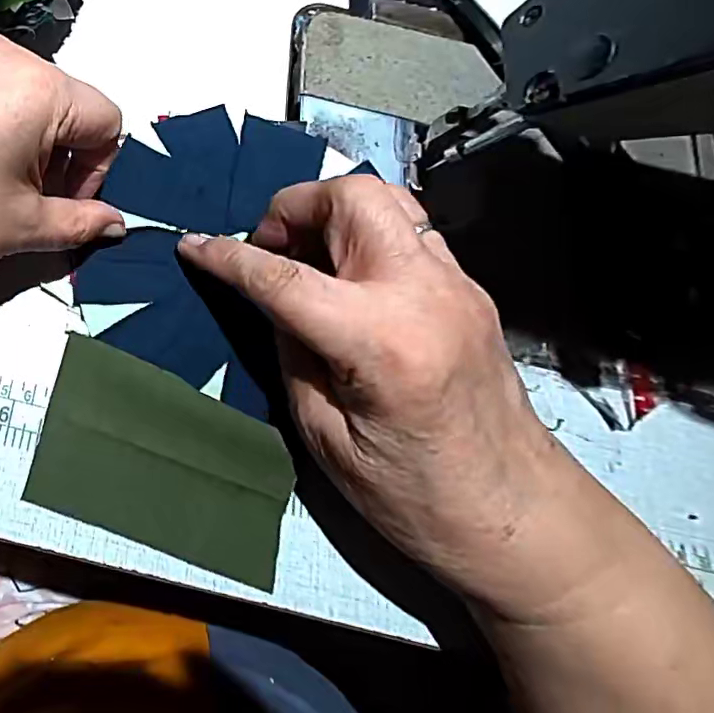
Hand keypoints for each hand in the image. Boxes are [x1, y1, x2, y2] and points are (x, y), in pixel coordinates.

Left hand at [0, 35, 124, 308]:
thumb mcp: (23, 226)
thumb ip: (83, 220)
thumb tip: (118, 224)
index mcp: (37, 85)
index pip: (106, 120)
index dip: (98, 168)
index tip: (67, 202)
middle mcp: (0, 53)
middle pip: (65, 101)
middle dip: (62, 152)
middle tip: (31, 198)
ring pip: (23, 91)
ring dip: (27, 136)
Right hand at [177, 175, 577, 615]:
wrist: (520, 517)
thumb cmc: (414, 497)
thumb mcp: (325, 435)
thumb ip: (292, 350)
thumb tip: (272, 297)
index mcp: (380, 340)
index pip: (285, 277)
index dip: (229, 258)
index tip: (193, 246)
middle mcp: (424, 291)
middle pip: (353, 195)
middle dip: (297, 206)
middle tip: (274, 249)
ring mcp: (456, 282)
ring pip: (386, 198)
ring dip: (333, 213)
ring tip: (309, 258)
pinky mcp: (469, 287)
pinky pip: (406, 230)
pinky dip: (364, 235)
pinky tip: (351, 277)